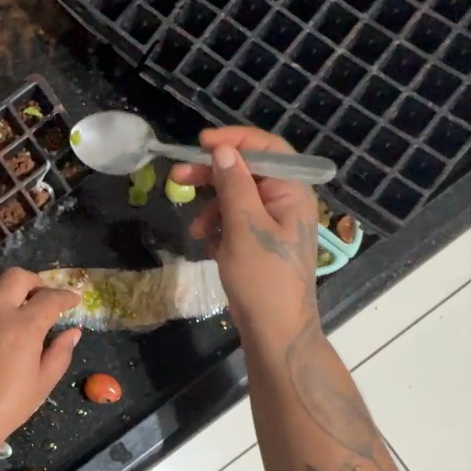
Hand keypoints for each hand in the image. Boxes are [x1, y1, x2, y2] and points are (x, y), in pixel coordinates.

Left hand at [0, 268, 81, 449]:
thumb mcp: (44, 382)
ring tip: (9, 300)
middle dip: (34, 282)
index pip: (50, 299)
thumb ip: (60, 352)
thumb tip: (73, 332)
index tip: (72, 301)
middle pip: (17, 277)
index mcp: (25, 327)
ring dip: (2, 285)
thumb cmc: (9, 406)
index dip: (65, 297)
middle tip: (41, 296)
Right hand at [168, 127, 322, 330]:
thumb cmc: (263, 280)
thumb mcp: (244, 229)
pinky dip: (219, 230)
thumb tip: (224, 150)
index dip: (234, 140)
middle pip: (248, 173)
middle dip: (214, 176)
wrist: (276, 330)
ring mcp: (274, 226)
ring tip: (196, 231)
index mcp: (292, 192)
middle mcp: (286, 203)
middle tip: (178, 178)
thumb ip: (234, 186)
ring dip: (212, 209)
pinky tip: (208, 247)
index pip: (266, 149)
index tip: (200, 143)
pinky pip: (236, 225)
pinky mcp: (261, 246)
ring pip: (237, 200)